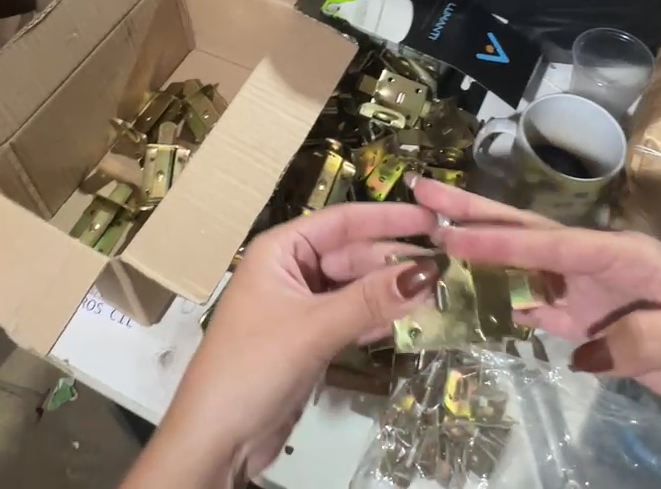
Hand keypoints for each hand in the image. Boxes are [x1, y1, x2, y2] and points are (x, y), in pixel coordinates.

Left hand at [124, 202, 443, 487]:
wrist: (214, 441)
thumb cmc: (251, 368)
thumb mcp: (313, 329)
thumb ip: (369, 301)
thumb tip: (426, 272)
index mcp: (281, 249)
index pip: (342, 221)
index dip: (388, 218)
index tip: (431, 218)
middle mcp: (291, 269)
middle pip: (353, 255)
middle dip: (394, 261)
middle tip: (445, 266)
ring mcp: (301, 306)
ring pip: (355, 288)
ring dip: (390, 292)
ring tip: (437, 292)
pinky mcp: (310, 339)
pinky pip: (351, 317)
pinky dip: (377, 319)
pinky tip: (409, 321)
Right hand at [415, 177, 660, 432]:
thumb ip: (648, 337)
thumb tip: (583, 349)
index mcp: (628, 254)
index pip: (554, 243)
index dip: (502, 241)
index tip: (453, 235)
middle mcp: (600, 263)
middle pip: (529, 235)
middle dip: (475, 215)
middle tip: (424, 190)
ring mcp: (590, 292)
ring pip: (523, 266)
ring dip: (478, 251)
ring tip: (431, 233)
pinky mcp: (588, 323)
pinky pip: (535, 307)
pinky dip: (500, 299)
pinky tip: (469, 296)